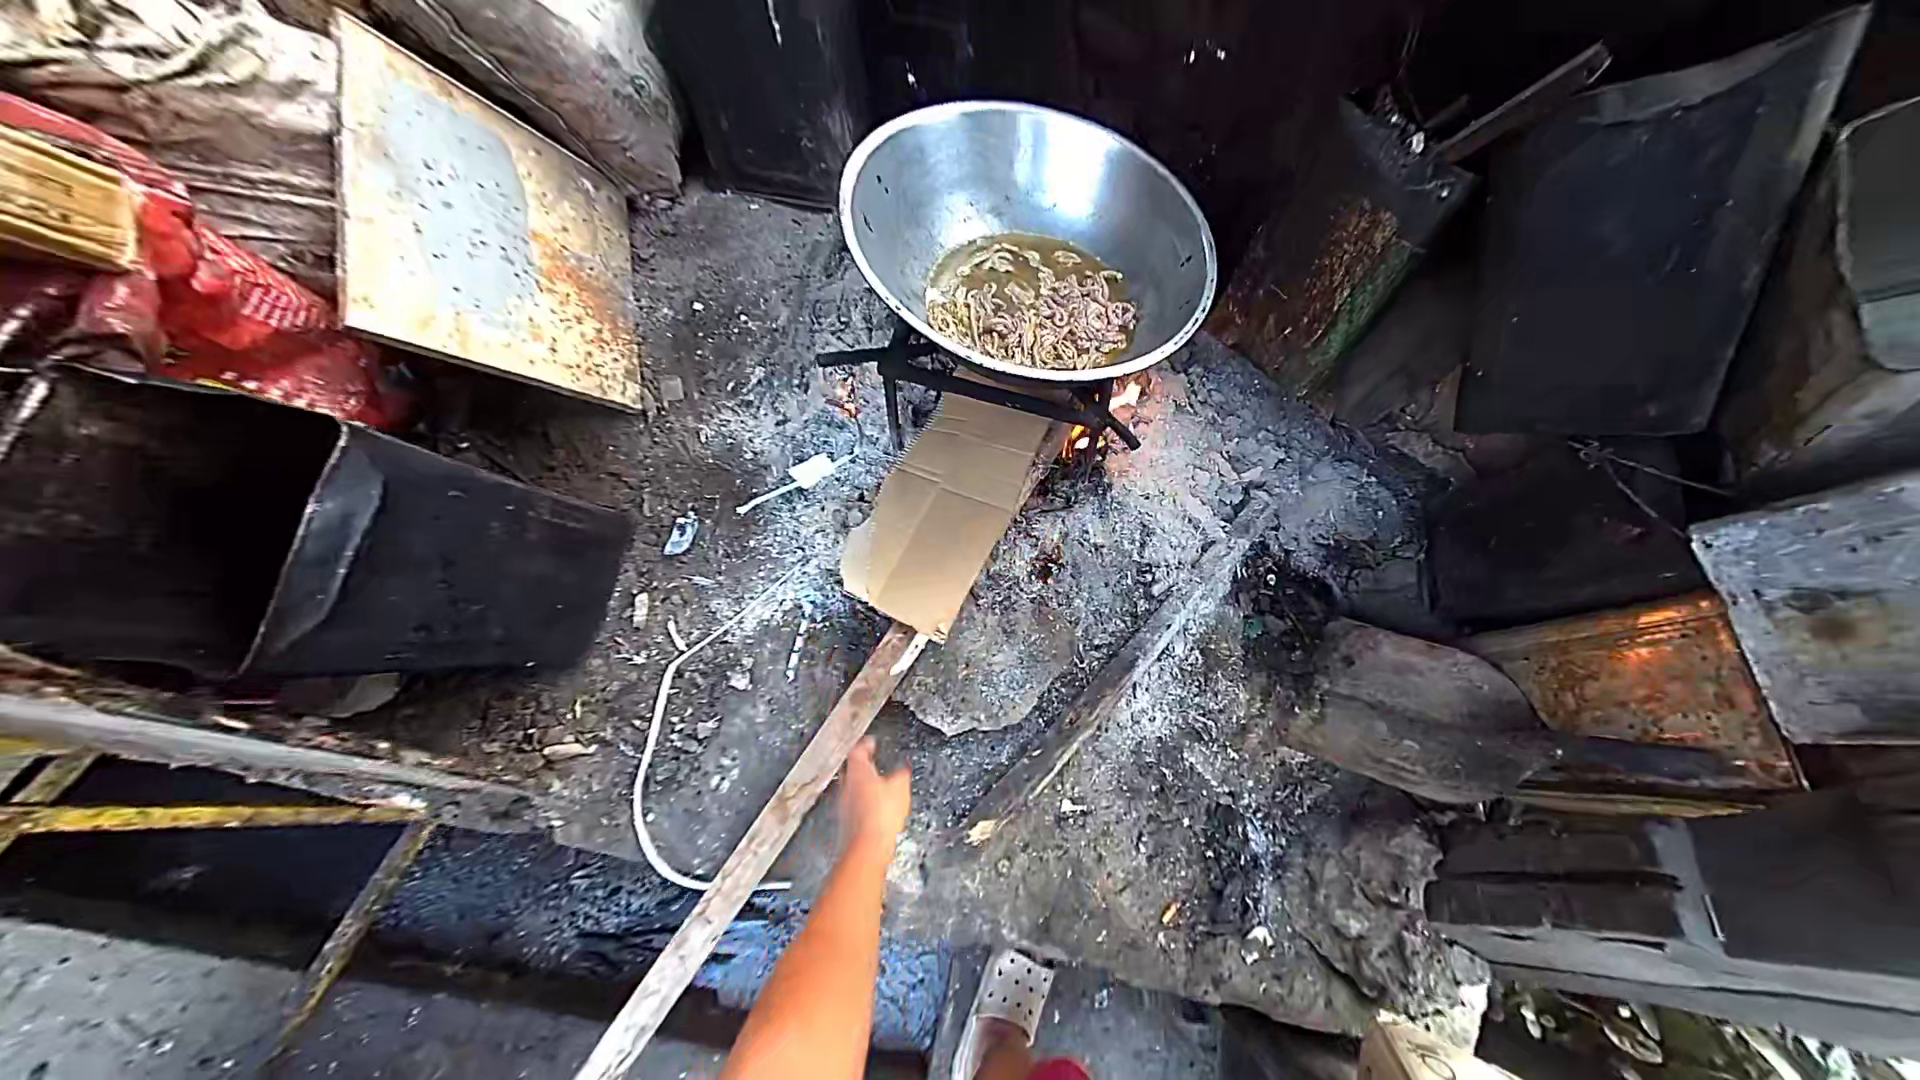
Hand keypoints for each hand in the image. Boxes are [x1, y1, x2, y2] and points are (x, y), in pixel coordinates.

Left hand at [838, 736, 910, 852]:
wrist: (867, 849)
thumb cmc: (880, 817)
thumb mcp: (900, 787)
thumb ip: (901, 773)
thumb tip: (903, 768)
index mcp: (857, 772)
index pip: (858, 750)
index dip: (866, 744)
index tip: (871, 742)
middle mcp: (846, 787)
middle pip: (851, 769)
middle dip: (863, 764)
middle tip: (873, 761)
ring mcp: (843, 806)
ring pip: (852, 788)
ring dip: (863, 784)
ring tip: (876, 785)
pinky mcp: (846, 823)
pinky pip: (854, 806)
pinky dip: (863, 803)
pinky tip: (874, 809)